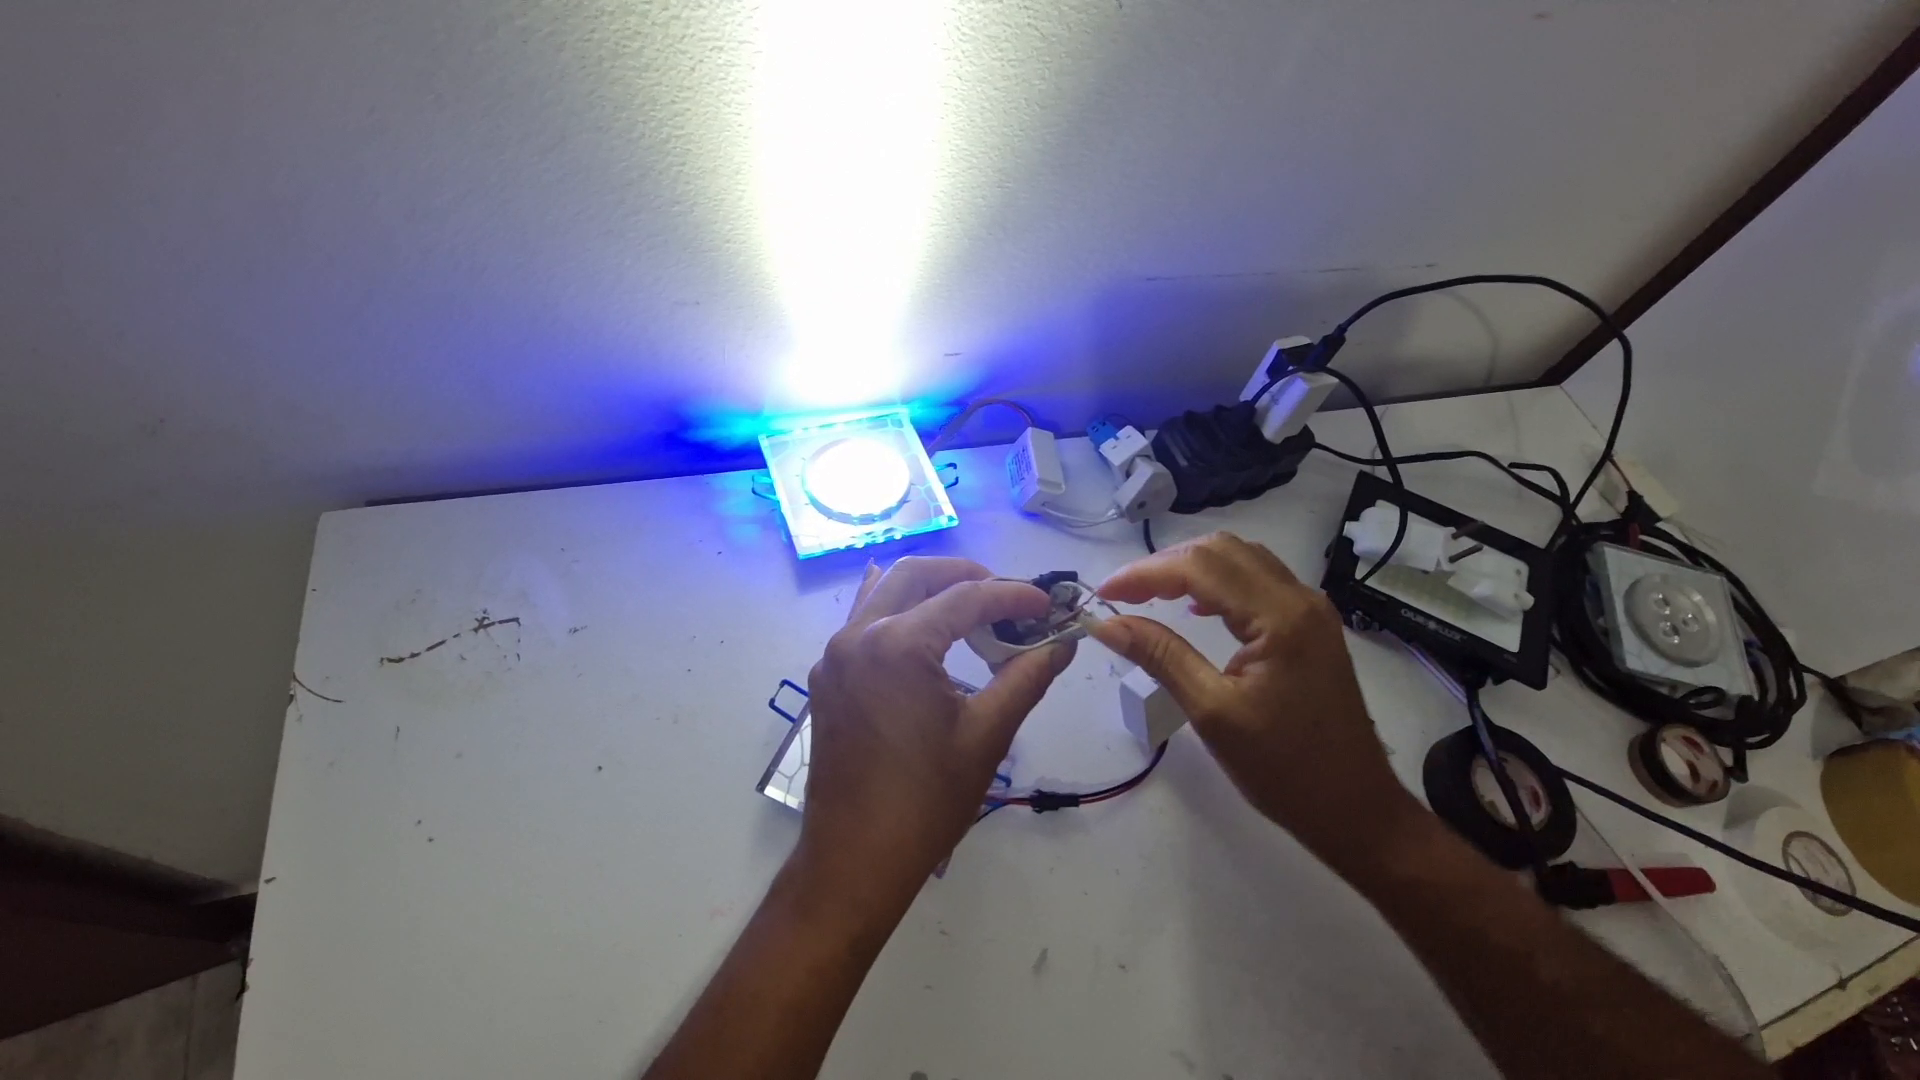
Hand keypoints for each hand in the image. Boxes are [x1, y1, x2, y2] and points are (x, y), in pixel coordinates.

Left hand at [801, 557, 1074, 903]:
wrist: (856, 857)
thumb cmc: (927, 800)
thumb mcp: (987, 735)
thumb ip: (1027, 677)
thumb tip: (1063, 643)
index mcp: (898, 645)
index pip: (966, 599)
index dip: (1013, 596)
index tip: (1047, 605)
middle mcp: (858, 635)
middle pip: (916, 574)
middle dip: (966, 575)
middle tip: (1007, 598)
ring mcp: (834, 655)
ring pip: (883, 591)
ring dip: (928, 588)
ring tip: (971, 608)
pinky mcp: (826, 677)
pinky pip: (861, 620)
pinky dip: (896, 610)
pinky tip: (920, 623)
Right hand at [1089, 532, 1419, 866]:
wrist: (1355, 808)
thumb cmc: (1283, 769)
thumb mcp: (1212, 712)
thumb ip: (1159, 656)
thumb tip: (1106, 624)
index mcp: (1280, 617)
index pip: (1200, 567)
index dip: (1144, 573)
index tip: (1103, 595)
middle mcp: (1300, 599)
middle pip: (1221, 551)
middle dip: (1164, 565)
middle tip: (1122, 596)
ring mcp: (1311, 610)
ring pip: (1241, 559)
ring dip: (1190, 569)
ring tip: (1148, 596)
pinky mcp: (1311, 626)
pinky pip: (1257, 581)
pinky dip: (1217, 583)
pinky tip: (1194, 609)